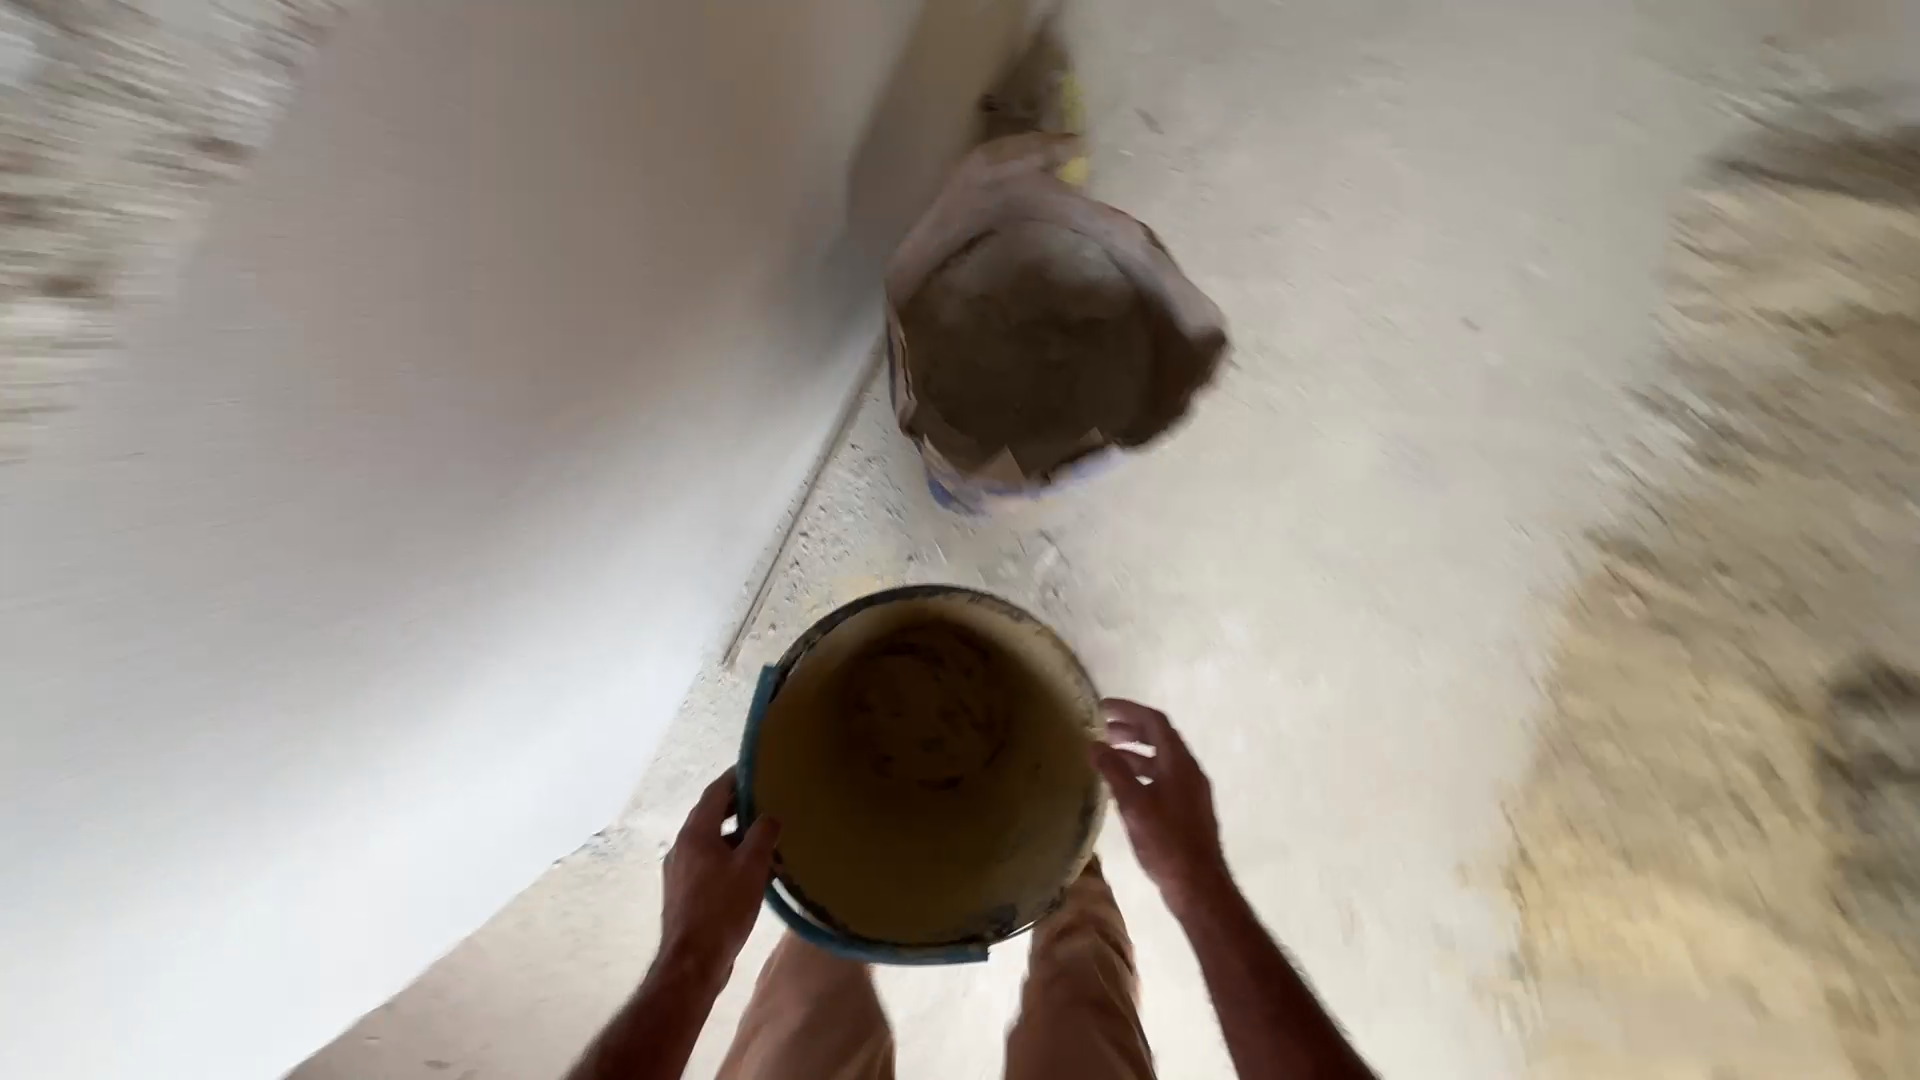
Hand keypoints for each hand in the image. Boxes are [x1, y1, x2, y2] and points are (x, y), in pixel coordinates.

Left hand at [659, 768, 779, 979]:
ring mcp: (679, 870)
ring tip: (762, 832)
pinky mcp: (683, 891)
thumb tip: (770, 816)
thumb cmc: (723, 908)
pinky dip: (727, 853)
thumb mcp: (752, 866)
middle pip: (710, 813)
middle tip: (766, 797)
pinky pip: (707, 860)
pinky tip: (749, 867)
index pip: (716, 791)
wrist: (692, 963)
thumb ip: (763, 834)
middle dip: (737, 803)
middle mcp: (682, 846)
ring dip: (733, 831)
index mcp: (696, 833)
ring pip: (709, 839)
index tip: (757, 767)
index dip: (736, 777)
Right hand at [1091, 699, 1231, 916]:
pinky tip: (1121, 788)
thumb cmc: (1166, 842)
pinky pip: (1162, 777)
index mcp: (1179, 762)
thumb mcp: (1134, 804)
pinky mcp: (1187, 809)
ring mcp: (1190, 790)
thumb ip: (1114, 771)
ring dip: (1134, 752)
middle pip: (1159, 737)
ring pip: (1160, 759)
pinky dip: (1141, 773)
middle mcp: (1188, 770)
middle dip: (1130, 729)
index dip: (1128, 710)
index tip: (1101, 707)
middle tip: (1101, 729)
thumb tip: (1095, 744)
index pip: (1155, 721)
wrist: (1198, 886)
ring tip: (1106, 756)